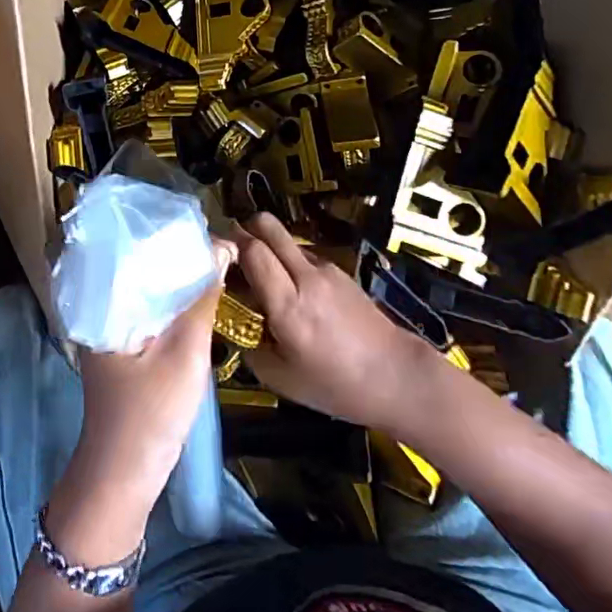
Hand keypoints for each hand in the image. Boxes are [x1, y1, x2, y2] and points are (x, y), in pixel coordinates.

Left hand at [47, 242, 230, 566]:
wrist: (125, 472)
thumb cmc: (151, 412)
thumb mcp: (183, 354)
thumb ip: (200, 301)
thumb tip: (221, 248)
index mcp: (100, 301)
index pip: (126, 249)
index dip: (162, 234)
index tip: (198, 224)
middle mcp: (97, 308)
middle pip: (133, 266)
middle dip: (168, 252)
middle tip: (209, 239)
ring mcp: (108, 329)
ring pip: (140, 288)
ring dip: (170, 276)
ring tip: (206, 258)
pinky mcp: (121, 346)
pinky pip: (143, 309)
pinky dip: (166, 300)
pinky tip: (191, 296)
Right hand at [234, 214, 442, 431]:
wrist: (400, 379)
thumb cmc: (336, 385)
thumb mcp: (278, 376)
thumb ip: (246, 342)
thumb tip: (227, 319)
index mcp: (288, 303)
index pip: (252, 250)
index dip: (228, 244)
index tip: (212, 254)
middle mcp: (306, 277)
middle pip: (268, 226)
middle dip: (243, 229)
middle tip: (229, 251)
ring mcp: (326, 270)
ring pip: (284, 239)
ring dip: (266, 247)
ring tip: (259, 278)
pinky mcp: (340, 272)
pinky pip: (302, 255)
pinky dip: (286, 262)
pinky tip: (289, 292)